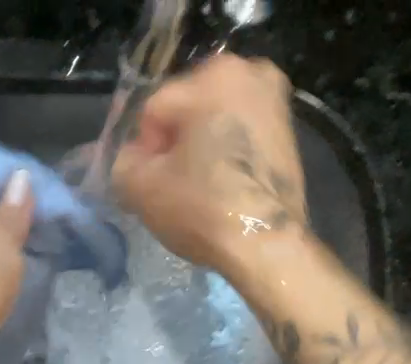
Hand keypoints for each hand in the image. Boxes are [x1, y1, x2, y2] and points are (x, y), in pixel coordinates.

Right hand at [112, 54, 310, 281]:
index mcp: (212, 75)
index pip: (152, 111)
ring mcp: (274, 101)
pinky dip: (224, 157)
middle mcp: (248, 72)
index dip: (142, 151)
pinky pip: (237, 138)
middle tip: (169, 187)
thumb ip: (122, 162)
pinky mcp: (287, 132)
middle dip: (172, 145)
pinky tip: (220, 189)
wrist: (267, 244)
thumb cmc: (202, 208)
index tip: (147, 184)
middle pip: (185, 112)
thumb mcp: (140, 188)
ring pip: (212, 124)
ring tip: (194, 191)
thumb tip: (131, 158)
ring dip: (198, 151)